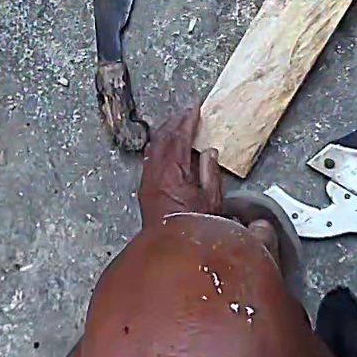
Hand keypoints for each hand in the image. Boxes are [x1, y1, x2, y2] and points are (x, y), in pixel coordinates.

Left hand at [138, 108, 222, 228]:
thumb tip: (209, 152)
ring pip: (153, 146)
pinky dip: (158, 145)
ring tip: (175, 124)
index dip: (188, 121)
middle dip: (174, 122)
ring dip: (165, 132)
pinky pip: (150, 157)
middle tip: (186, 112)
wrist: (171, 248)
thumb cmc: (193, 226)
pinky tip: (163, 145)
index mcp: (172, 172)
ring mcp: (147, 180)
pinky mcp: (145, 187)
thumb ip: (210, 172)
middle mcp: (156, 173)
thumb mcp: (211, 199)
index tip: (195, 108)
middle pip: (162, 138)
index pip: (179, 137)